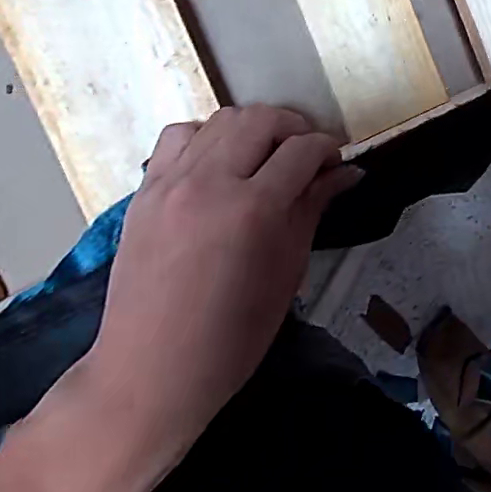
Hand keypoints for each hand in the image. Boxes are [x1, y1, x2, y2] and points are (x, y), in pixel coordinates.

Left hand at [72, 106, 360, 449]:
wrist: (151, 372)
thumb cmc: (232, 338)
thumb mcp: (286, 272)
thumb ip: (313, 209)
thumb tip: (346, 174)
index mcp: (253, 209)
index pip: (302, 151)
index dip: (329, 149)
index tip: (339, 162)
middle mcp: (209, 182)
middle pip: (261, 120)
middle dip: (295, 128)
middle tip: (309, 155)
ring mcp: (170, 182)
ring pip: (220, 119)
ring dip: (253, 128)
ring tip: (266, 155)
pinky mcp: (144, 190)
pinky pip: (178, 137)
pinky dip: (206, 137)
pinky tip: (218, 162)